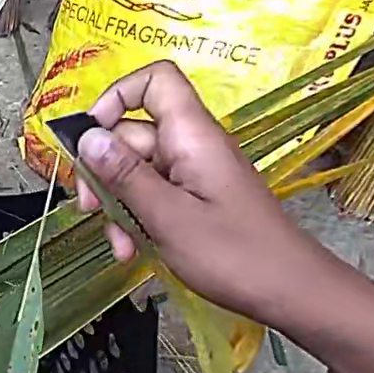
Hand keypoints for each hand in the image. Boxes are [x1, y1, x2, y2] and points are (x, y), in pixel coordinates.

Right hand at [73, 60, 339, 324]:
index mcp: (191, 136)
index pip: (154, 82)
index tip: (88, 140)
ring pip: (135, 172)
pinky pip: (151, 196)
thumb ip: (125, 176)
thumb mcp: (167, 216)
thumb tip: (88, 138)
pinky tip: (132, 249)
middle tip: (89, 208)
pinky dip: (134, 219)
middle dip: (104, 172)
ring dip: (117, 206)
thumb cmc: (232, 254)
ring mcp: (191, 174)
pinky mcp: (192, 199)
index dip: (115, 99)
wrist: (285, 290)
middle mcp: (190, 146)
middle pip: (132, 135)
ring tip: (120, 244)